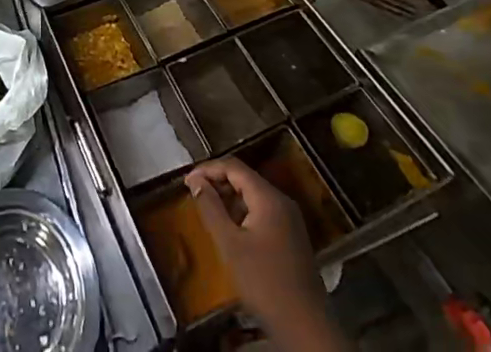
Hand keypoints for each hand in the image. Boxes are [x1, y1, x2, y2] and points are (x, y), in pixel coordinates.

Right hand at [184, 158, 333, 340]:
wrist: (303, 322)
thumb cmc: (263, 281)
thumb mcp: (230, 245)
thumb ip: (211, 209)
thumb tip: (196, 182)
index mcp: (269, 197)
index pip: (235, 167)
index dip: (208, 169)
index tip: (186, 181)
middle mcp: (281, 201)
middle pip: (246, 179)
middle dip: (218, 182)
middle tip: (193, 193)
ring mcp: (289, 218)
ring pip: (254, 196)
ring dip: (229, 198)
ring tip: (206, 208)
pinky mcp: (290, 235)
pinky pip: (262, 211)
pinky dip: (242, 212)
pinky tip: (229, 228)